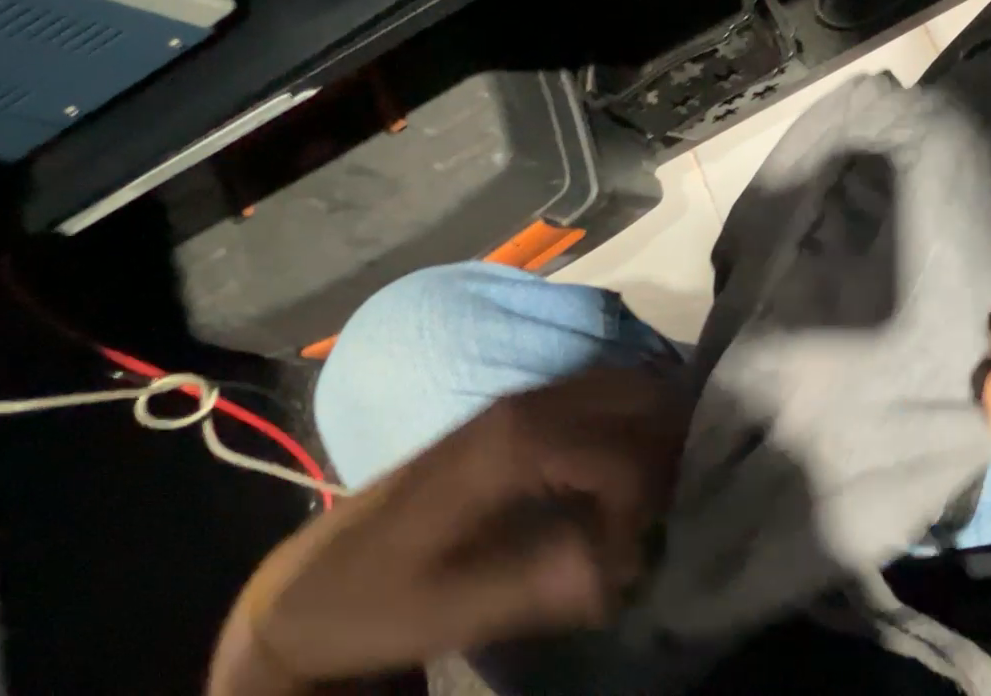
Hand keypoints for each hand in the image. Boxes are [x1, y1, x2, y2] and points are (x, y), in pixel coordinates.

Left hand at [208, 366, 689, 695]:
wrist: (316, 583)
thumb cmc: (387, 597)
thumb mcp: (460, 606)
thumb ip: (553, 578)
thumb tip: (632, 558)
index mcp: (518, 440)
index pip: (628, 452)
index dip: (649, 503)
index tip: (636, 553)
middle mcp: (532, 401)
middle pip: (643, 397)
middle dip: (674, 450)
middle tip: (673, 506)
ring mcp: (528, 397)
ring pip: (631, 385)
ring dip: (662, 428)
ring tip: (663, 487)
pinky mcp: (524, 408)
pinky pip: (609, 392)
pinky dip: (639, 418)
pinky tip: (637, 463)